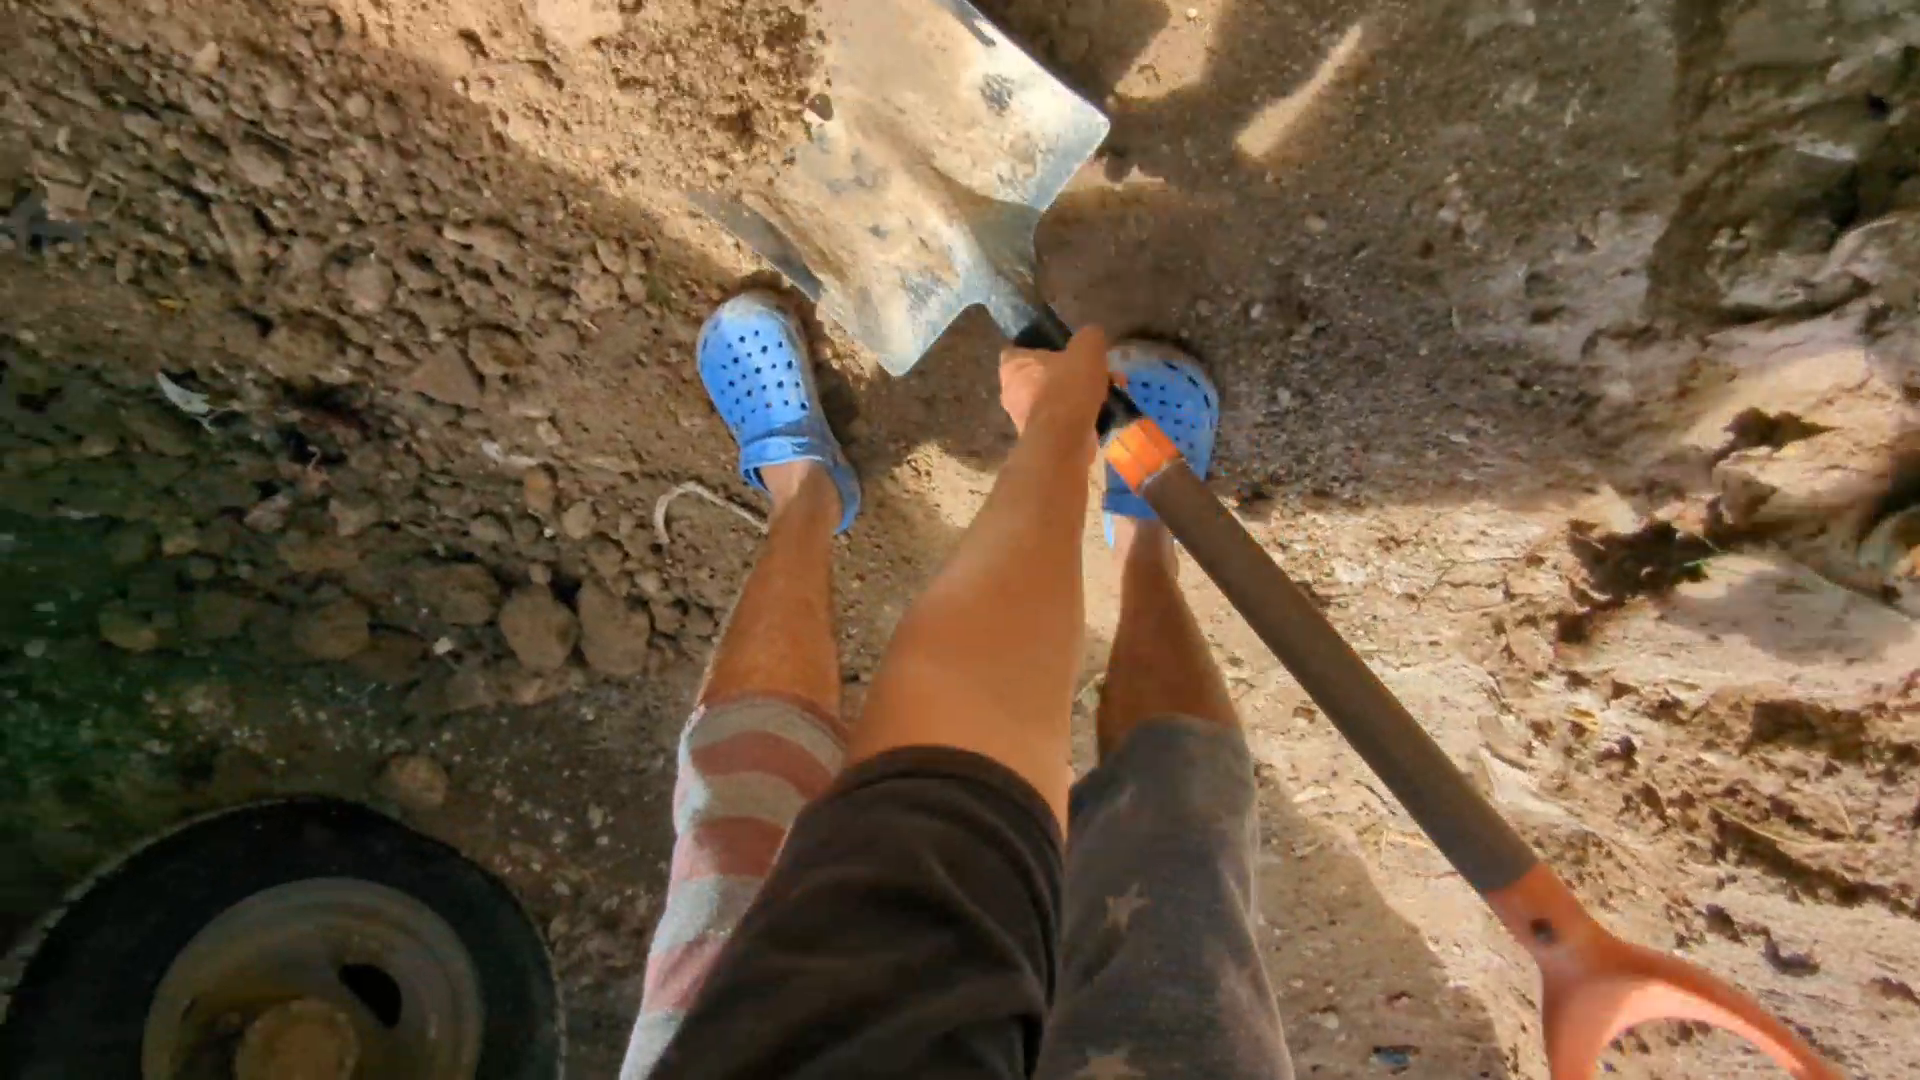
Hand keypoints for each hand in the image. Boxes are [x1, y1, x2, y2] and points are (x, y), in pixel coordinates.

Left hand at [998, 326, 1109, 436]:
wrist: (1065, 439)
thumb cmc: (1068, 387)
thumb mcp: (1086, 348)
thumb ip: (1089, 337)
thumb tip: (1092, 337)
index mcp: (1012, 367)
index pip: (1018, 351)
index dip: (1041, 349)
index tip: (1064, 351)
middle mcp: (1011, 393)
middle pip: (1043, 377)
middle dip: (1071, 375)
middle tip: (1097, 373)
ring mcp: (1025, 420)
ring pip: (1056, 400)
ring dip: (1081, 397)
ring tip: (1110, 393)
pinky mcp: (1042, 440)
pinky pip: (1063, 422)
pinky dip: (1081, 418)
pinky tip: (1106, 414)